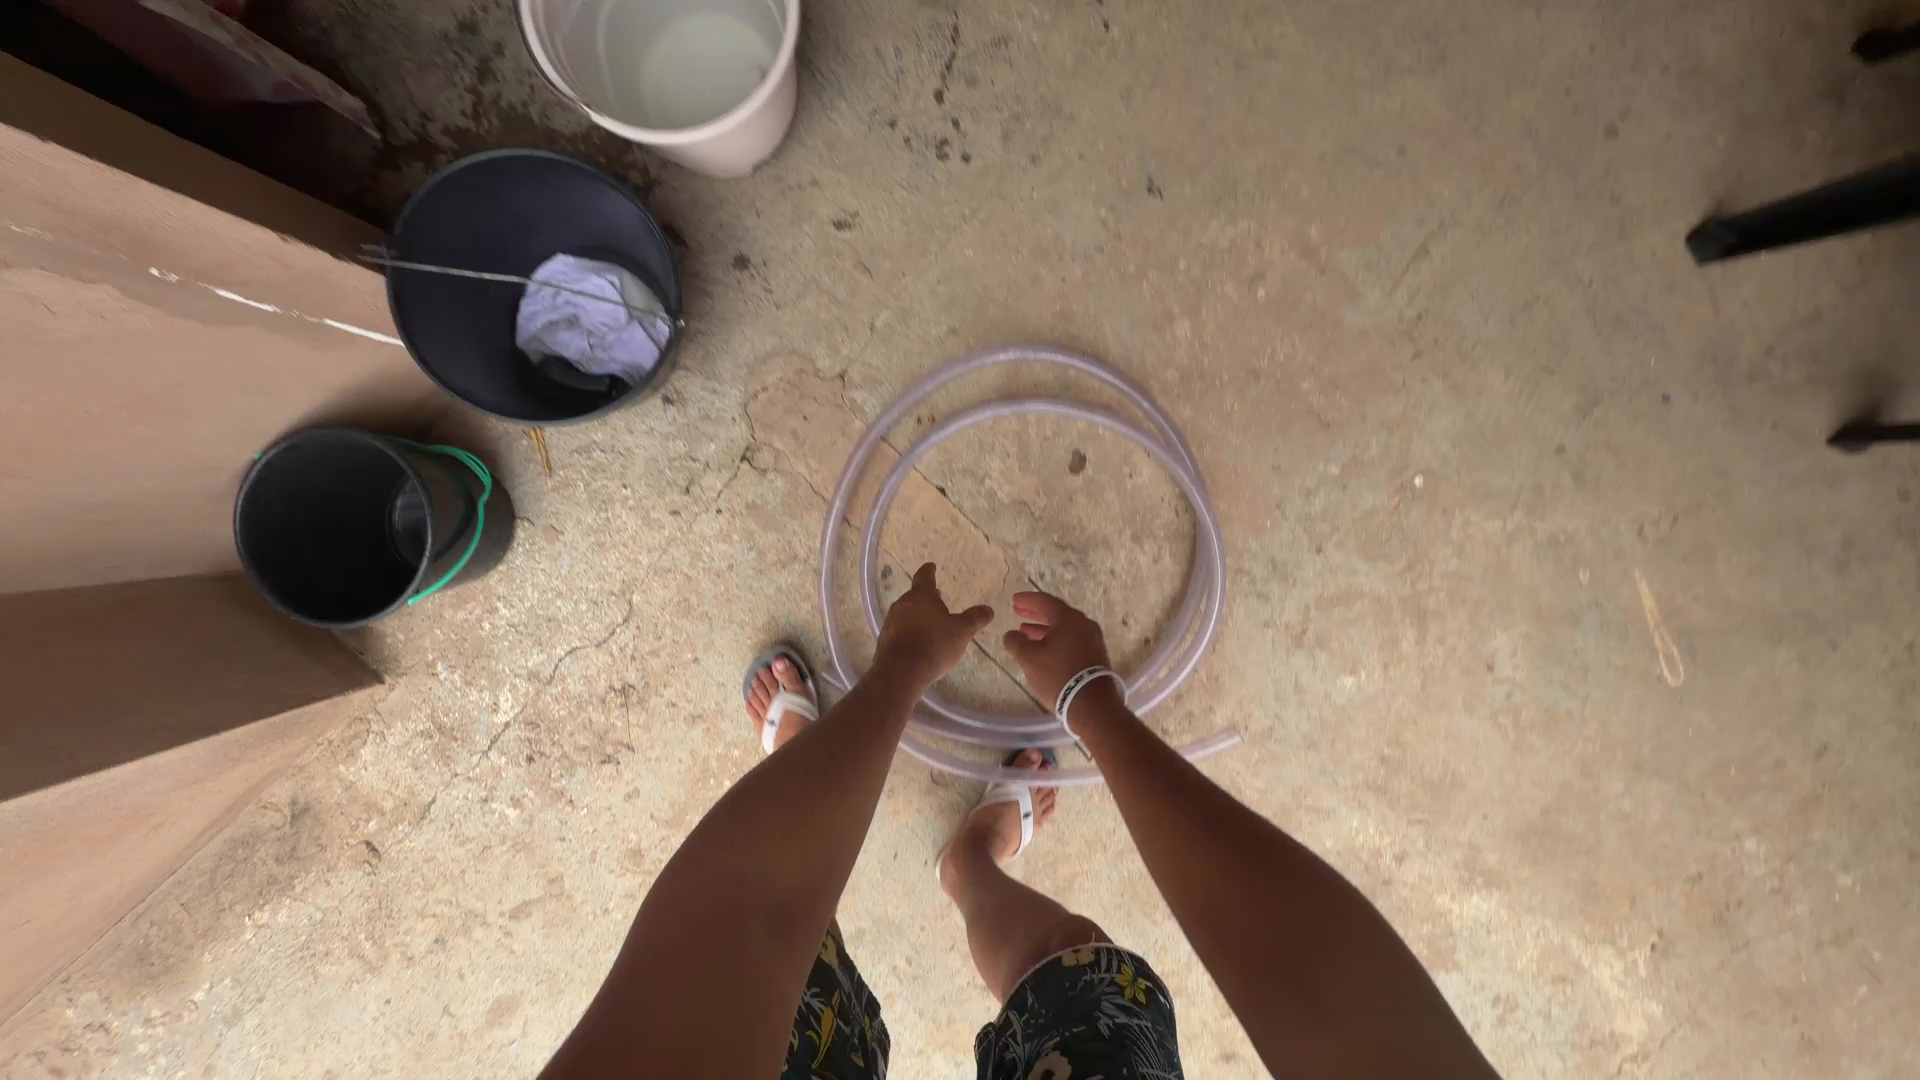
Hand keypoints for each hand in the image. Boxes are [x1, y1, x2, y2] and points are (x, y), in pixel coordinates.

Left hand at [873, 563, 993, 691]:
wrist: (901, 672)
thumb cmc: (934, 645)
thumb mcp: (961, 632)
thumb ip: (975, 619)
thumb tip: (988, 609)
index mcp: (921, 596)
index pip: (924, 576)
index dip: (929, 570)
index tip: (931, 566)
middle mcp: (902, 604)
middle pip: (914, 596)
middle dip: (925, 597)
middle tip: (937, 599)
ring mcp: (890, 622)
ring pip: (906, 613)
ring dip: (916, 615)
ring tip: (929, 623)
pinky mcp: (884, 640)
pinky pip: (899, 630)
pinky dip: (909, 632)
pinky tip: (917, 643)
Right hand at [1000, 591, 1112, 706]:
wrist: (1091, 705)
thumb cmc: (1058, 676)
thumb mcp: (1029, 658)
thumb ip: (1016, 642)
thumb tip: (1011, 635)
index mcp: (1070, 619)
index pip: (1046, 601)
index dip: (1028, 600)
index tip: (1014, 600)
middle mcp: (1084, 625)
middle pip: (1057, 613)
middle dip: (1036, 613)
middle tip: (1018, 611)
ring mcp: (1092, 640)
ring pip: (1064, 629)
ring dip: (1044, 628)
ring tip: (1025, 632)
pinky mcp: (1095, 656)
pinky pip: (1071, 640)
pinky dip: (1055, 640)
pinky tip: (1043, 649)